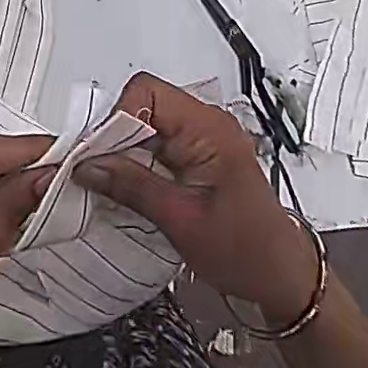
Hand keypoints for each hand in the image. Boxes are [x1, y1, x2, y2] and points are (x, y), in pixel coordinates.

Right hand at [76, 73, 318, 324]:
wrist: (280, 275)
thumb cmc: (247, 250)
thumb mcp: (180, 219)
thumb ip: (131, 186)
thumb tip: (88, 165)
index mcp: (208, 128)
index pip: (146, 92)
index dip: (116, 117)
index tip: (98, 153)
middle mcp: (205, 124)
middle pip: (141, 106)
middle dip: (113, 137)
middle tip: (94, 170)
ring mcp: (199, 139)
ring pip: (143, 126)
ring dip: (122, 152)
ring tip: (107, 183)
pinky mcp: (193, 156)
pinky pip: (152, 145)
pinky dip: (133, 163)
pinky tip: (124, 187)